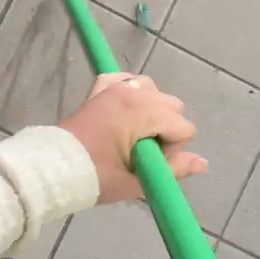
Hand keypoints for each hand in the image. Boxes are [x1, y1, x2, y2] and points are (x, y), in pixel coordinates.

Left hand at [58, 73, 203, 204]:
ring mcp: (114, 86)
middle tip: (140, 151)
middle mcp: (131, 91)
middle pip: (172, 105)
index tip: (149, 162)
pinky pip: (126, 79)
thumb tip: (203, 162)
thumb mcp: (138, 180)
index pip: (183, 127)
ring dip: (150, 110)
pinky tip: (124, 112)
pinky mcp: (100, 87)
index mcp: (142, 111)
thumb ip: (173, 169)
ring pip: (152, 90)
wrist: (56, 166)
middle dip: (165, 129)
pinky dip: (130, 92)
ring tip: (132, 134)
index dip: (172, 149)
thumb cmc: (96, 176)